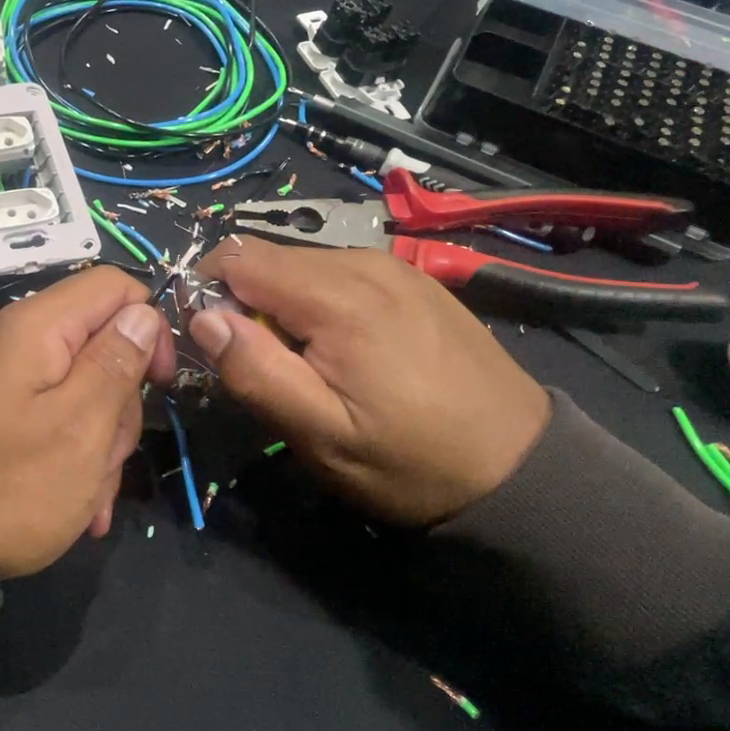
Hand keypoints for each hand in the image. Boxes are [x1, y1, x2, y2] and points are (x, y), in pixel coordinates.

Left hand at [0, 267, 175, 578]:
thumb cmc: (9, 486)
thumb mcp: (80, 428)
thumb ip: (116, 362)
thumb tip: (142, 312)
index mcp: (33, 326)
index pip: (112, 287)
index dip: (147, 328)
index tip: (158, 385)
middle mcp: (12, 337)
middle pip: (96, 342)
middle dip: (117, 405)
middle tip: (105, 458)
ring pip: (78, 386)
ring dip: (96, 441)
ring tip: (86, 495)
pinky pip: (48, 413)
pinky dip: (68, 452)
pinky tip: (75, 503)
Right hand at [187, 238, 550, 525]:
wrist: (526, 474)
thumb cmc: (411, 462)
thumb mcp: (321, 435)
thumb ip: (255, 371)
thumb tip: (203, 317)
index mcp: (338, 298)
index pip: (235, 257)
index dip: (208, 293)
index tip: (218, 344)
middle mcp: (364, 264)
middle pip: (265, 256)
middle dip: (243, 300)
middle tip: (263, 363)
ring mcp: (394, 268)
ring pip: (299, 262)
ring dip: (279, 302)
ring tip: (304, 361)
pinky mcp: (412, 281)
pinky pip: (337, 272)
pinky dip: (316, 300)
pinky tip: (343, 349)